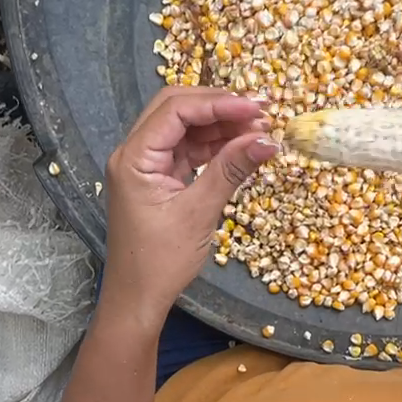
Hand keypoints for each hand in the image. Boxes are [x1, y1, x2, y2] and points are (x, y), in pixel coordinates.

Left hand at [101, 87, 276, 325]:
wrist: (137, 298)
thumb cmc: (160, 262)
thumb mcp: (199, 213)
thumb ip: (231, 170)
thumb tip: (268, 140)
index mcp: (133, 158)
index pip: (175, 110)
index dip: (218, 103)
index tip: (256, 108)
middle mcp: (134, 154)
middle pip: (177, 110)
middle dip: (219, 107)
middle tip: (261, 111)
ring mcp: (145, 166)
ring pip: (184, 129)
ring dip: (220, 126)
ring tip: (259, 130)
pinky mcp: (157, 180)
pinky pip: (186, 151)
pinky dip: (213, 146)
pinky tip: (241, 146)